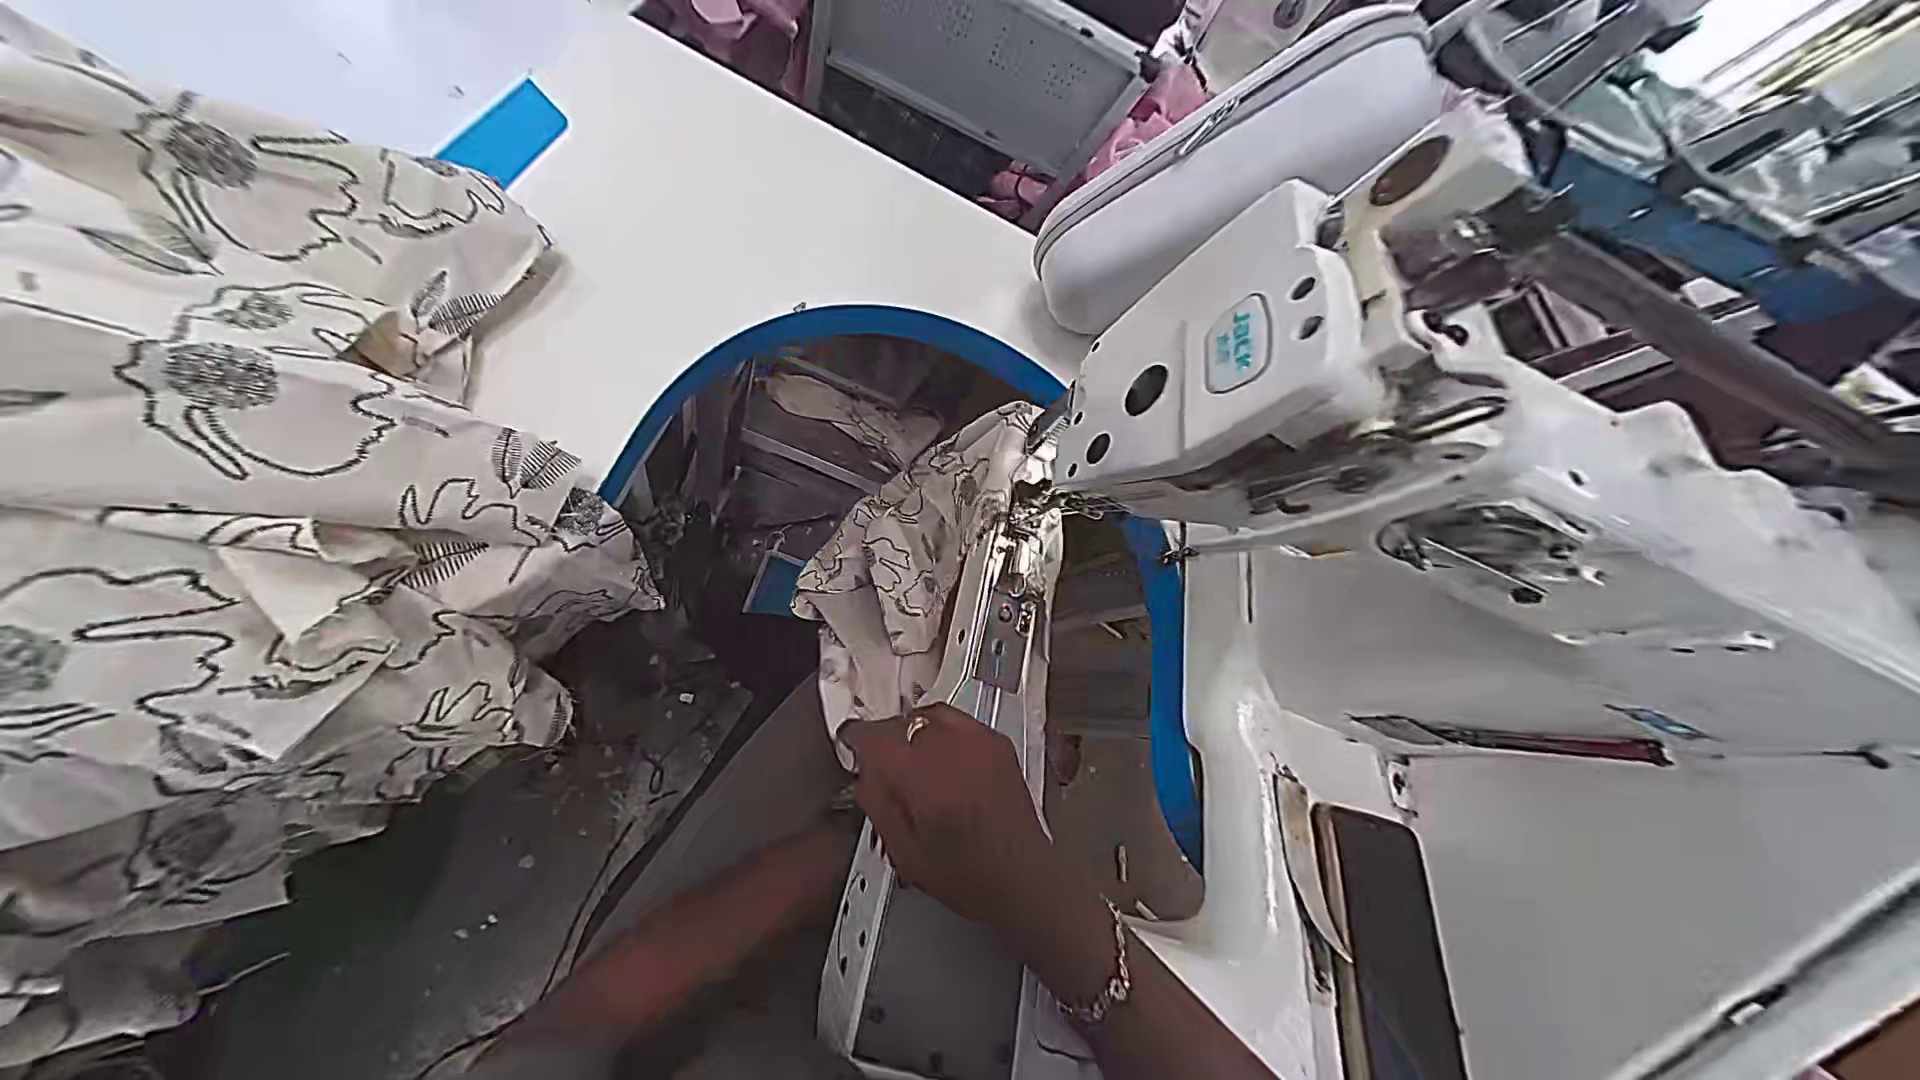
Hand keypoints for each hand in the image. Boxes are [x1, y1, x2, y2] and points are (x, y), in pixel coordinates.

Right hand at [839, 704, 1112, 998]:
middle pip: (904, 721)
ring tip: (915, 760)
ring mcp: (981, 744)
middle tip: (884, 760)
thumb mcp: (906, 852)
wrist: (1024, 878)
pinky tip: (944, 759)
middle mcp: (955, 754)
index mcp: (926, 783)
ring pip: (931, 713)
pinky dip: (944, 732)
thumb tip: (864, 773)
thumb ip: (877, 805)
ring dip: (916, 731)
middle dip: (889, 738)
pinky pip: (960, 721)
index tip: (852, 743)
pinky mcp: (999, 743)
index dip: (857, 739)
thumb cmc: (972, 877)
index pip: (878, 737)